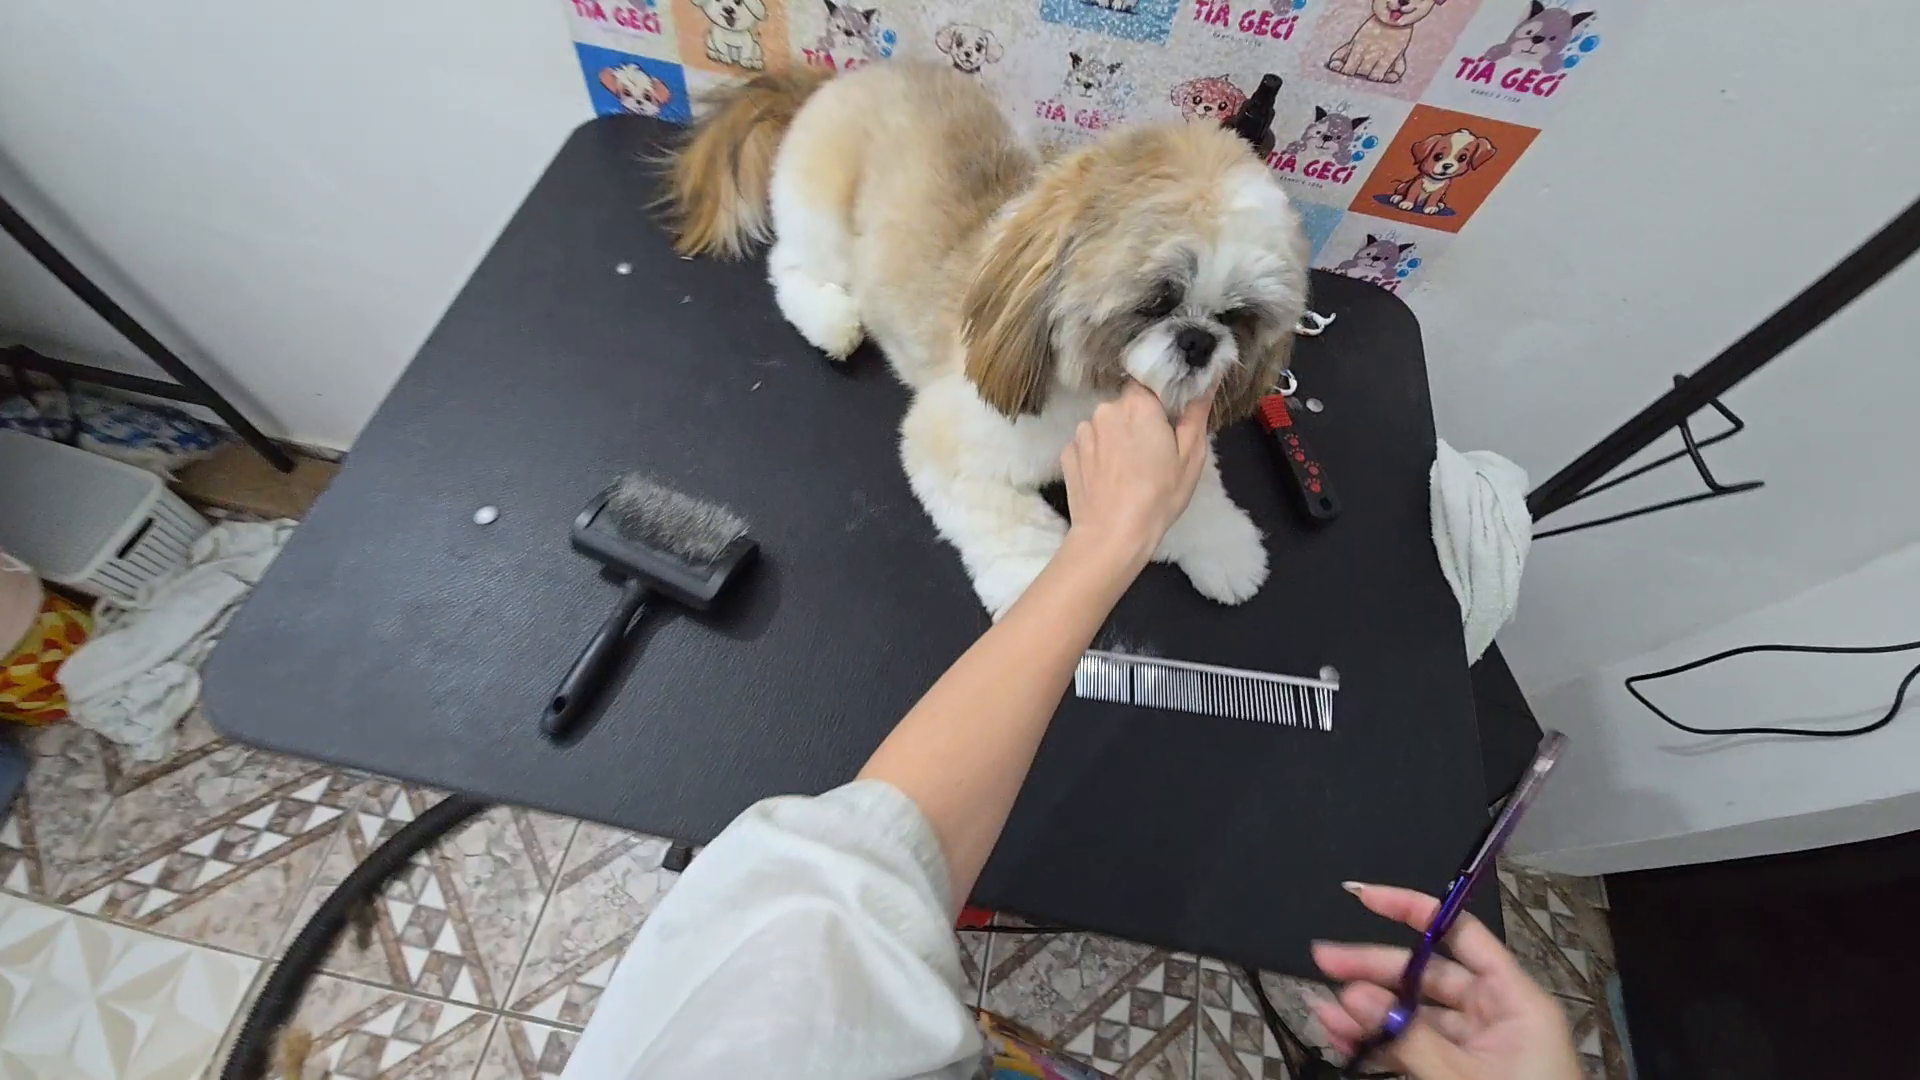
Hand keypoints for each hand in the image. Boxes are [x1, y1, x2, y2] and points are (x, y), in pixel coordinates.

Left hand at [1060, 381, 1212, 568]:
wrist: (1112, 535)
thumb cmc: (1158, 497)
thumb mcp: (1190, 457)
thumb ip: (1196, 413)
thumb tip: (1206, 379)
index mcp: (1138, 404)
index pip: (1148, 384)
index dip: (1158, 401)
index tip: (1167, 420)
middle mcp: (1105, 410)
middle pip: (1125, 406)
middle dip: (1137, 422)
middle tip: (1151, 453)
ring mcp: (1082, 432)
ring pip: (1104, 425)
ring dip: (1115, 438)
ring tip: (1127, 470)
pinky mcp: (1066, 454)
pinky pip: (1087, 445)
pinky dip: (1096, 455)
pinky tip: (1108, 478)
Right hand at [1310, 884, 1582, 1079]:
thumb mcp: (1465, 1079)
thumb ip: (1408, 1036)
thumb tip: (1351, 994)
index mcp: (1514, 1001)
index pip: (1459, 933)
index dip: (1410, 909)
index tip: (1360, 898)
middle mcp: (1494, 1014)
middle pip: (1422, 973)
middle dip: (1369, 969)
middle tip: (1322, 962)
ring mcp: (1475, 1047)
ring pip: (1409, 1012)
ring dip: (1364, 1011)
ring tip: (1322, 1012)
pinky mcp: (1458, 1074)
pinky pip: (1409, 1045)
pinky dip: (1376, 1041)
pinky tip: (1340, 1037)